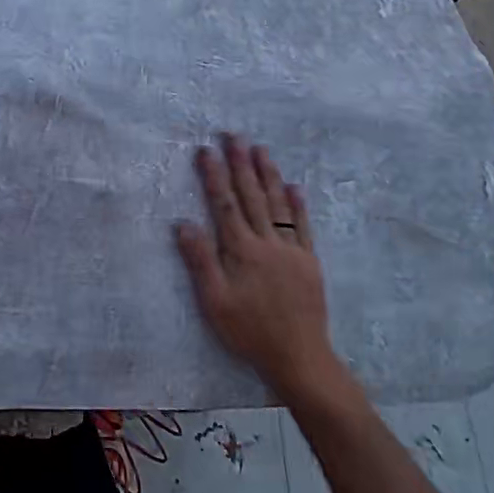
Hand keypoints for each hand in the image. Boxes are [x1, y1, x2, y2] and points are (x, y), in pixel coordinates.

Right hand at [175, 135, 338, 400]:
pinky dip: (297, 204)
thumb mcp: (215, 304)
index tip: (206, 150)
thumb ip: (200, 262)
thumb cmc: (250, 333)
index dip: (214, 176)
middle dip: (241, 164)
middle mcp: (267, 242)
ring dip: (268, 174)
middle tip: (234, 136)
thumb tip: (184, 223)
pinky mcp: (309, 260)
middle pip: (251, 196)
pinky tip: (293, 186)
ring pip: (277, 203)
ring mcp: (291, 249)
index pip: (225, 205)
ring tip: (261, 149)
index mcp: (242, 251)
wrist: (299, 356)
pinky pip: (303, 225)